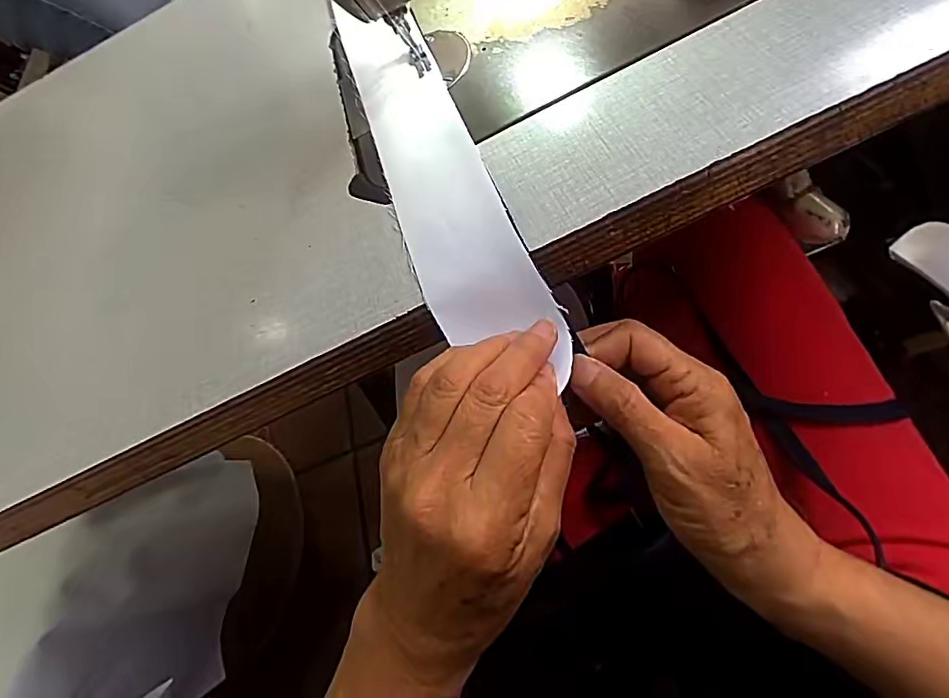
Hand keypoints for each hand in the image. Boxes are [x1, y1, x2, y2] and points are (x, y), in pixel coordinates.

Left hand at [334, 321, 575, 693]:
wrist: (419, 613)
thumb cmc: (487, 587)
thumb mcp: (544, 537)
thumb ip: (554, 460)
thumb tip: (552, 395)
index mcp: (486, 519)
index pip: (522, 424)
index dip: (543, 383)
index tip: (556, 365)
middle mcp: (439, 486)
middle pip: (484, 393)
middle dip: (520, 353)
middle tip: (541, 334)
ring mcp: (407, 465)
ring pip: (448, 380)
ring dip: (486, 348)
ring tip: (513, 339)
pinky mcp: (392, 451)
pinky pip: (421, 388)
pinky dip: (451, 361)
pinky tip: (476, 355)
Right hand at [569, 320, 820, 604]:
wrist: (758, 556)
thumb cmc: (729, 515)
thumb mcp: (669, 459)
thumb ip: (626, 407)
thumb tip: (585, 368)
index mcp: (697, 381)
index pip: (635, 337)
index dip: (595, 348)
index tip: (564, 370)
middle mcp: (690, 383)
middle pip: (629, 350)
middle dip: (591, 363)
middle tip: (557, 386)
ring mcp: (681, 402)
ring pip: (627, 373)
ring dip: (595, 384)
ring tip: (566, 405)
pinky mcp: (672, 423)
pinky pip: (632, 398)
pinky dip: (606, 404)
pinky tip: (587, 419)